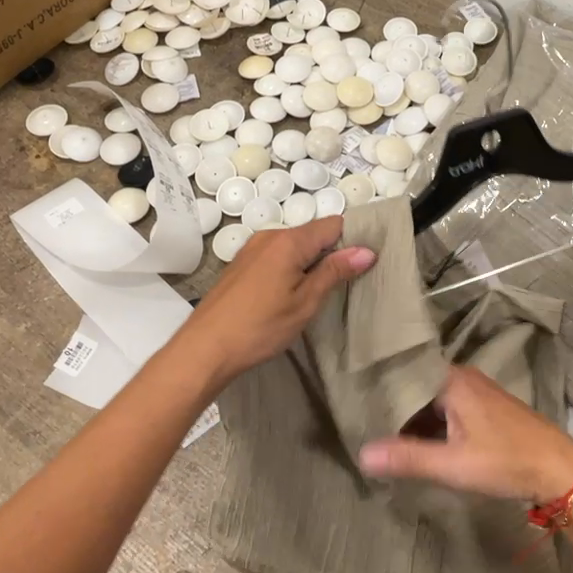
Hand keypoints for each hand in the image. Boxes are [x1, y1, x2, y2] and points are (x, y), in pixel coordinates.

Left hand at [176, 217, 374, 386]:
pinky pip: (276, 255)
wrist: (205, 348)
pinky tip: (286, 296)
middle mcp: (270, 235)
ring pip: (294, 246)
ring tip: (314, 295)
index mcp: (289, 241)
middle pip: (313, 233)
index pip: (333, 224)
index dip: (351, 240)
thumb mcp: (305, 302)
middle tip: (340, 286)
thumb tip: (367, 250)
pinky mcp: (241, 264)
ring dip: (308, 264)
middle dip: (330, 254)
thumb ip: (335, 272)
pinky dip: (288, 269)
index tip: (361, 265)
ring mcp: (252, 248)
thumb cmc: (260, 326)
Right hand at [358, 366, 572, 502]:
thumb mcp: (452, 464)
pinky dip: (432, 421)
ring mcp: (476, 390)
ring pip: (432, 398)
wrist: (558, 468)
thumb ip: (408, 457)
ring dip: (413, 415)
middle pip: (417, 387)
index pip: (403, 375)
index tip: (353, 402)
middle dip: (394, 405)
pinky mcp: (486, 407)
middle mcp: (462, 377)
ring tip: (382, 432)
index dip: (379, 389)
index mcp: (451, 380)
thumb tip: (362, 453)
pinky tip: (418, 439)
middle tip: (362, 421)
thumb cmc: (505, 460)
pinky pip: (447, 406)